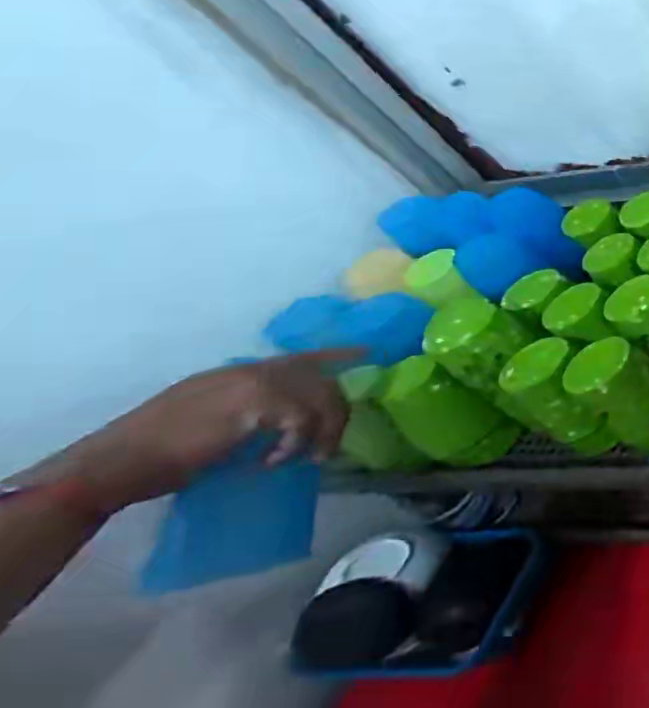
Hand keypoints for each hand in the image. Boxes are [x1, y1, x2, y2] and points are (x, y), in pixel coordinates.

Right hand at [36, 352, 358, 513]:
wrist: (105, 468)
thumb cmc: (150, 455)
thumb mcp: (209, 420)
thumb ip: (249, 410)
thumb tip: (285, 424)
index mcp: (239, 372)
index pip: (304, 357)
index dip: (339, 356)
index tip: (368, 355)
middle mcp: (251, 370)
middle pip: (323, 381)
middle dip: (336, 413)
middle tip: (327, 447)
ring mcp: (254, 383)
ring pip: (321, 398)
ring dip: (322, 432)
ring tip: (308, 459)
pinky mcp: (254, 404)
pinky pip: (301, 420)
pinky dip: (294, 444)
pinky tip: (273, 462)